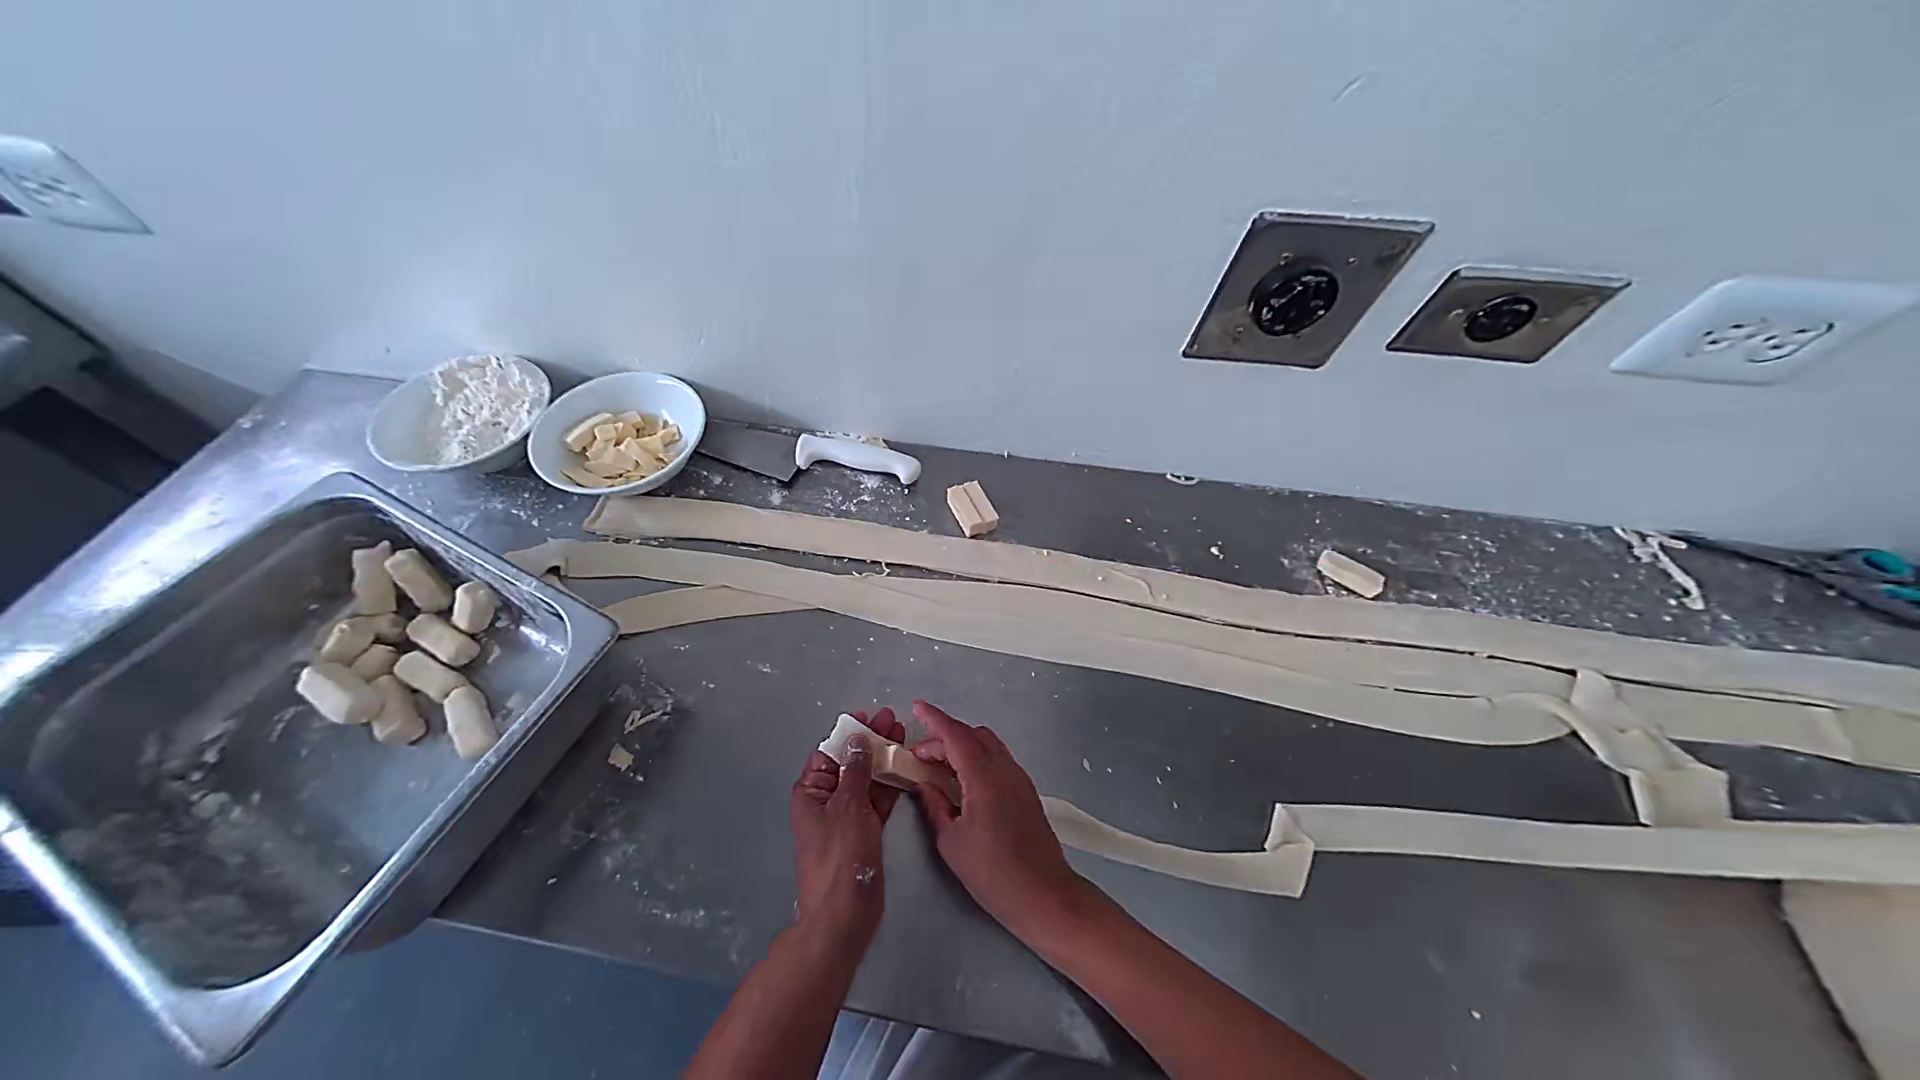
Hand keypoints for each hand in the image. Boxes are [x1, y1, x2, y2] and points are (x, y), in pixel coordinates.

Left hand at [791, 708, 904, 947]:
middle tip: (893, 720)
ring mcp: (847, 817)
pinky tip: (905, 766)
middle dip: (871, 741)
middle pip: (851, 762)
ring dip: (883, 758)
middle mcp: (827, 800)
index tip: (870, 716)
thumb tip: (857, 739)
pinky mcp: (865, 831)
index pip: (829, 752)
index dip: (850, 733)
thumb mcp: (848, 806)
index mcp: (811, 792)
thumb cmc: (840, 856)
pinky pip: (878, 800)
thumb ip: (856, 770)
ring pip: (867, 779)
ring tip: (903, 735)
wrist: (844, 914)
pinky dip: (890, 783)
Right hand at [906, 700, 1092, 938]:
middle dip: (944, 737)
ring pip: (988, 745)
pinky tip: (962, 782)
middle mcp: (1005, 768)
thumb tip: (923, 784)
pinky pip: (998, 760)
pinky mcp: (1026, 791)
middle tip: (919, 756)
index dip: (934, 718)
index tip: (916, 707)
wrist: (1044, 894)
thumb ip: (934, 806)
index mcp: (984, 776)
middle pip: (973, 735)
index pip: (956, 735)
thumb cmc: (992, 872)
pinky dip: (977, 759)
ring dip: (962, 746)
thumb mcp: (951, 841)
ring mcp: (1019, 778)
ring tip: (938, 768)